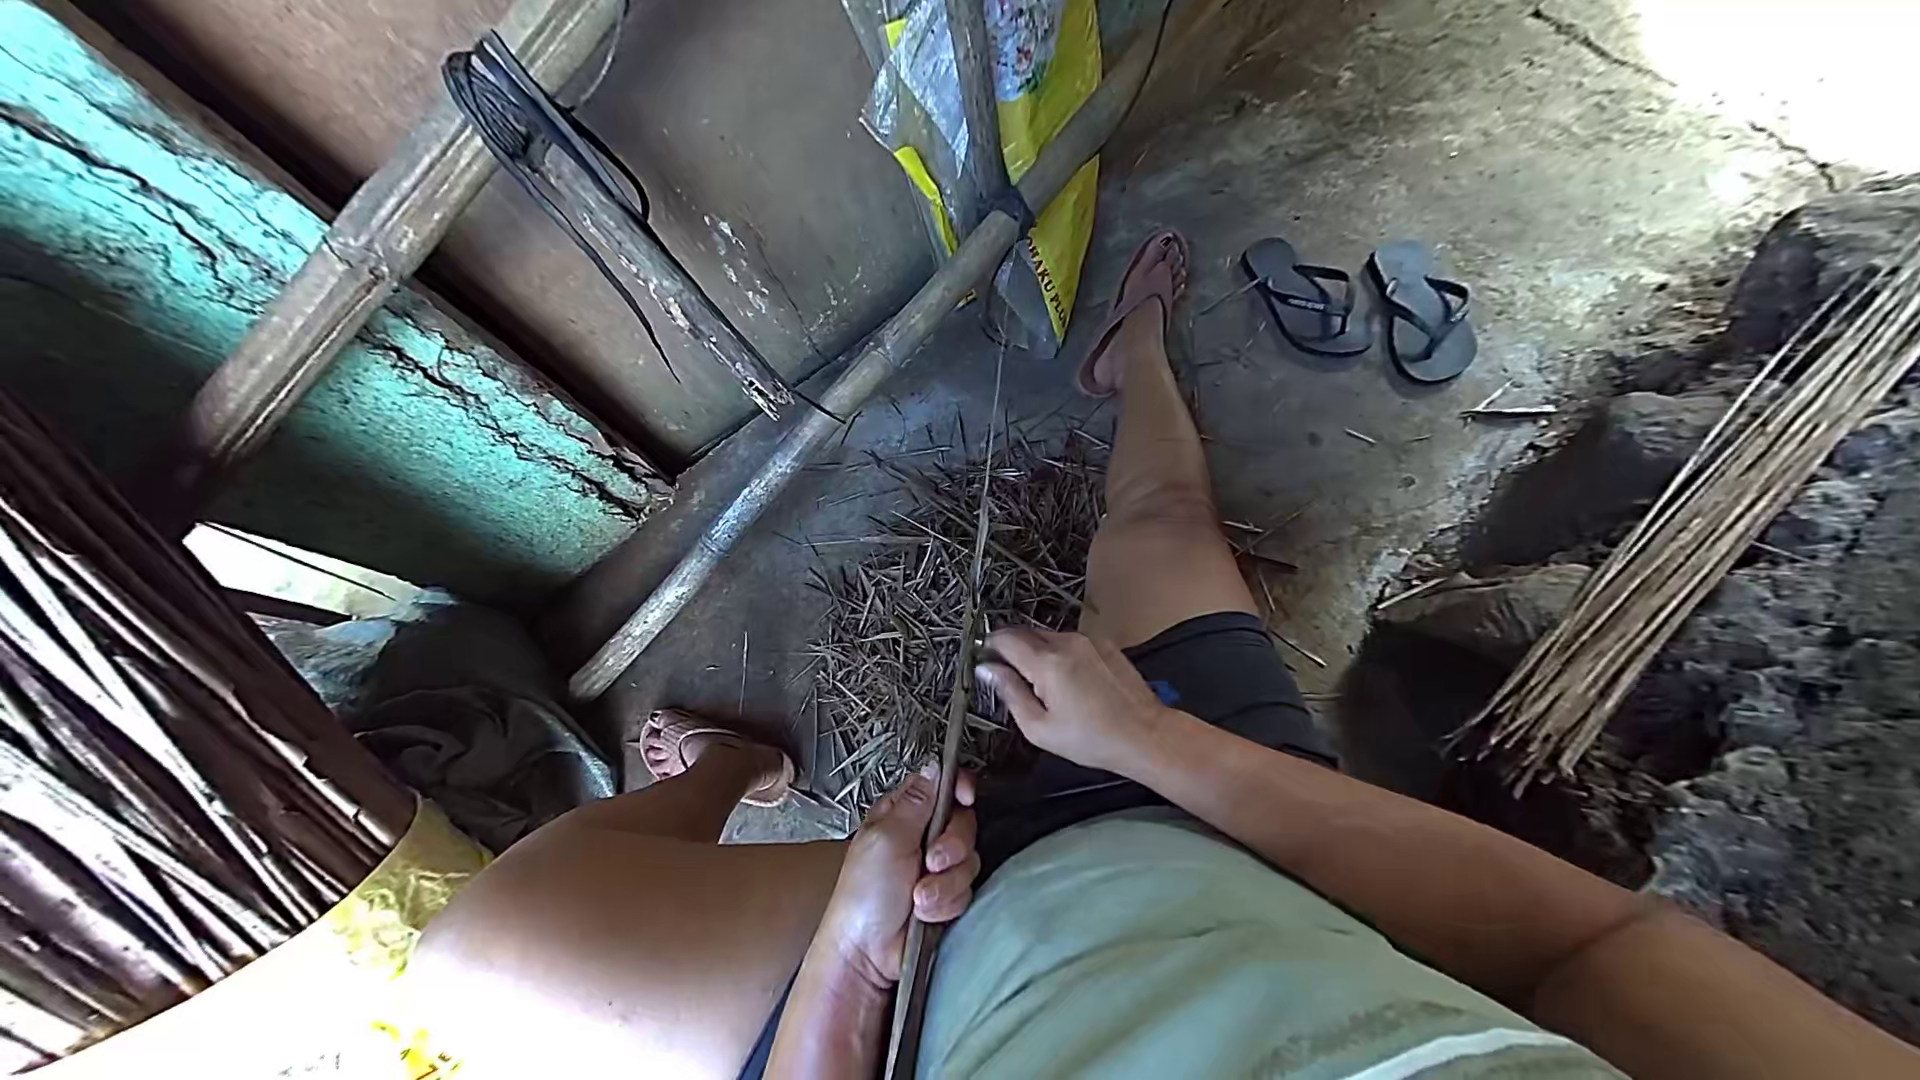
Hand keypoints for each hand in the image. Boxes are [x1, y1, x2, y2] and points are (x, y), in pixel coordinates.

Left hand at [817, 767, 979, 990]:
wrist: (867, 955)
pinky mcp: (948, 893)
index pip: (941, 783)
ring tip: (919, 897)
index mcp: (902, 812)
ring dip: (946, 881)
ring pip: (968, 857)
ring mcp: (936, 865)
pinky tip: (926, 912)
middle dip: (951, 844)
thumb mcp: (886, 837)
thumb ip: (916, 801)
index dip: (958, 786)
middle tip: (930, 861)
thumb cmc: (864, 894)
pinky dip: (948, 901)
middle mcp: (922, 834)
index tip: (965, 796)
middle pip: (962, 820)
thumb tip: (935, 765)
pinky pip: (967, 887)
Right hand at [975, 628, 1173, 775]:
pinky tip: (1068, 680)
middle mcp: (1067, 642)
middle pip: (1025, 633)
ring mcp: (1088, 639)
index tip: (986, 661)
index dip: (990, 647)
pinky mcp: (1104, 643)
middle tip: (1011, 677)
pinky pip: (1070, 641)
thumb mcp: (1040, 728)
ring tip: (1044, 684)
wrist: (1146, 735)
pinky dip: (1060, 653)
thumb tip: (987, 669)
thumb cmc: (1092, 739)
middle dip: (1012, 649)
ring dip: (1037, 652)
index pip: (1005, 638)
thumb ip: (1009, 693)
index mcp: (1047, 663)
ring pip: (1047, 636)